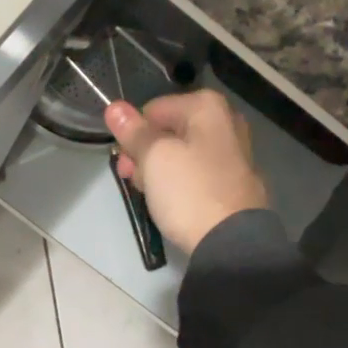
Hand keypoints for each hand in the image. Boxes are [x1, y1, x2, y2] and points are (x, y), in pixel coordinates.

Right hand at [106, 91, 270, 254]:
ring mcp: (233, 155)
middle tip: (135, 181)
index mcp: (207, 107)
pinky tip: (175, 204)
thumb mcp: (154, 158)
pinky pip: (196, 176)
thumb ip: (133, 132)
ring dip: (160, 172)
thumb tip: (114, 107)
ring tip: (153, 197)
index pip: (152, 110)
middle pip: (169, 132)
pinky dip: (181, 185)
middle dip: (146, 155)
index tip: (125, 162)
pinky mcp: (233, 183)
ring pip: (182, 156)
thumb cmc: (190, 191)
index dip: (133, 135)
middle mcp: (225, 123)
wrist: (231, 241)